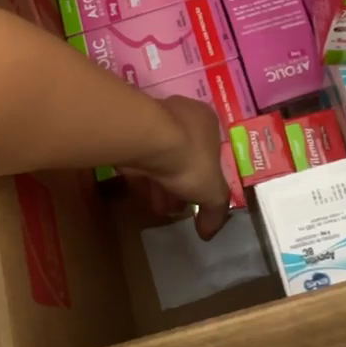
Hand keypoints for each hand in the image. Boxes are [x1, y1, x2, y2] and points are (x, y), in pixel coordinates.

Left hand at [118, 95, 231, 238]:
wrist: (147, 139)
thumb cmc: (189, 158)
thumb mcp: (212, 190)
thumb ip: (215, 210)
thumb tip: (209, 230)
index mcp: (206, 121)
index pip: (210, 152)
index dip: (205, 178)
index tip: (198, 199)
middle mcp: (181, 115)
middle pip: (183, 155)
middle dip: (181, 185)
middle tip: (177, 208)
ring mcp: (153, 121)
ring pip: (160, 158)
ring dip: (160, 185)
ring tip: (159, 210)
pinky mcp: (130, 133)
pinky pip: (140, 160)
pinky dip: (142, 180)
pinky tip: (142, 199)